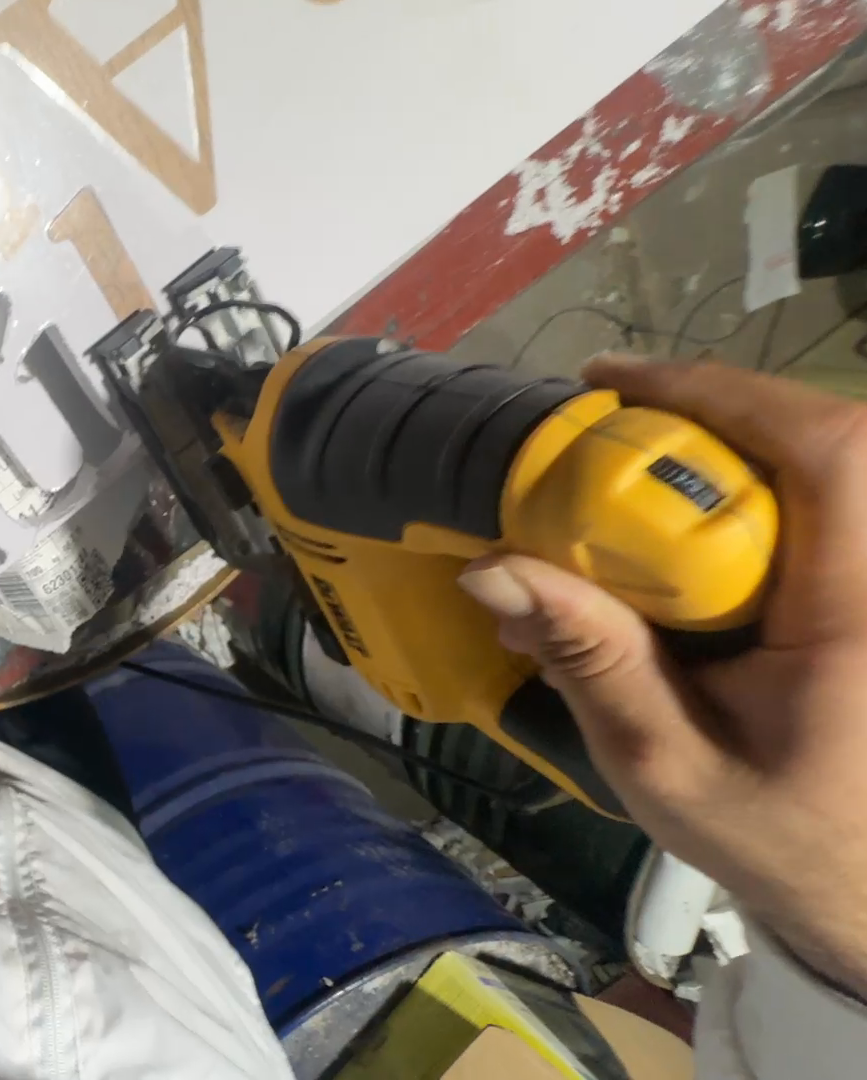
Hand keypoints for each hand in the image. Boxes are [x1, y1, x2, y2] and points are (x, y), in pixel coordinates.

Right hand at [457, 358, 866, 995]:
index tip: (611, 383)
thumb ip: (587, 659)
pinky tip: (661, 550)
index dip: (721, 395)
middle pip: (826, 448)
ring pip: (824, 480)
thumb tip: (490, 567)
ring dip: (713, 463)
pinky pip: (814, 524)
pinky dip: (732, 511)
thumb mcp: (660, 761)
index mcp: (866, 615)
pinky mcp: (860, 608)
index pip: (830, 455)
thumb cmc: (781, 837)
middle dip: (702, 421)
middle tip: (596, 435)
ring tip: (613, 485)